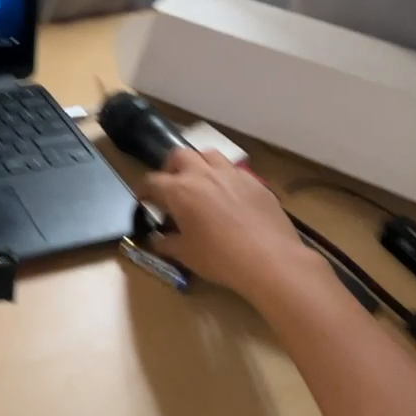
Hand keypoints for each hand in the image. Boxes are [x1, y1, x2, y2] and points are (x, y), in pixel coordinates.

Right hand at [140, 149, 322, 305]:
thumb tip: (156, 240)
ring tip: (202, 183)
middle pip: (179, 155)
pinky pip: (235, 171)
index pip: (152, 181)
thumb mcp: (186, 255)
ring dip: (200, 164)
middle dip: (171, 167)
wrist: (272, 260)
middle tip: (173, 186)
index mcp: (179, 190)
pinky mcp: (255, 182)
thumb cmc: (221, 258)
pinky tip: (232, 197)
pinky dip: (226, 178)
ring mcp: (231, 174)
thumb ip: (167, 244)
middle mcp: (202, 174)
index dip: (144, 190)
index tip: (144, 200)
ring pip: (209, 155)